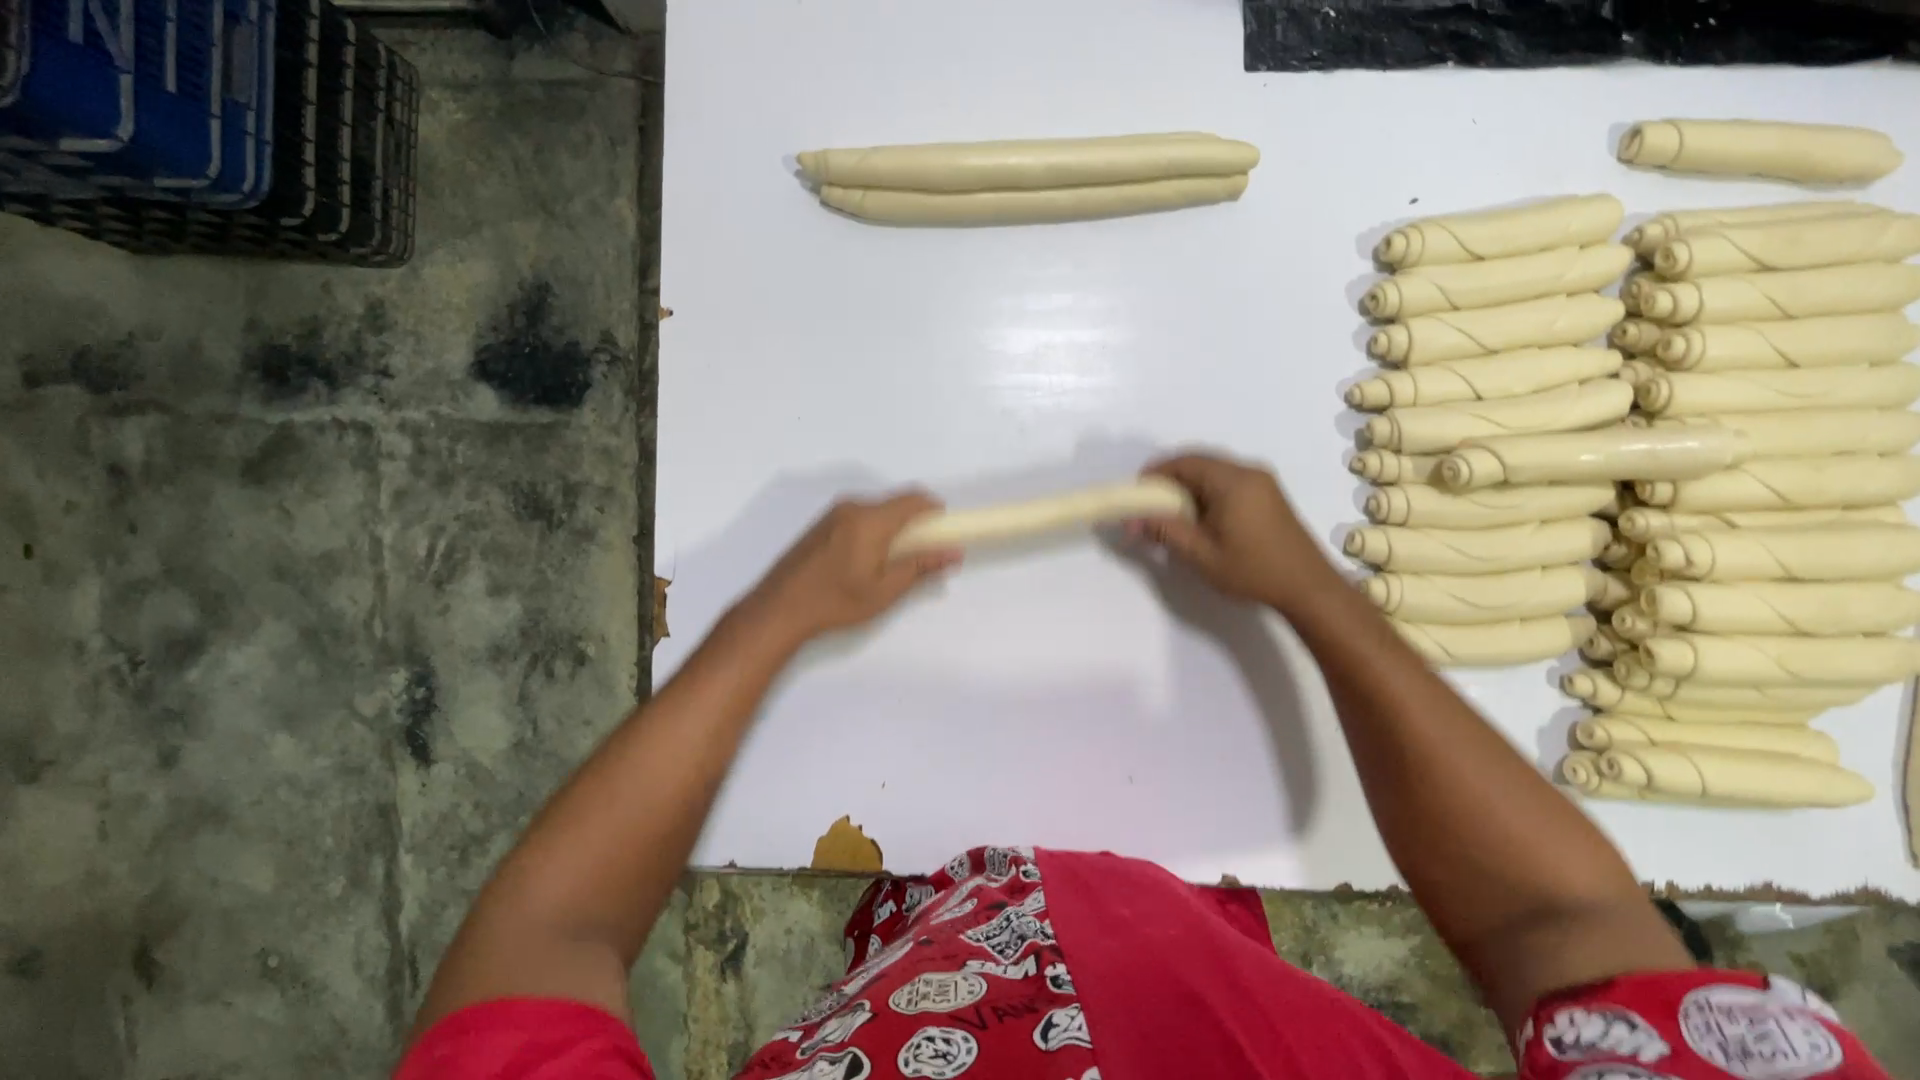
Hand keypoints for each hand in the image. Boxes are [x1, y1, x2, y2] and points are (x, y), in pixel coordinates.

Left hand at [737, 493, 959, 644]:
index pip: (914, 499)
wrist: (778, 608)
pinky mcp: (821, 524)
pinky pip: (858, 518)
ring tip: (889, 567)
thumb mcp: (884, 590)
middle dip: (915, 525)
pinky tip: (864, 564)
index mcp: (870, 520)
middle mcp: (852, 508)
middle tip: (920, 558)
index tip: (945, 534)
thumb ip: (921, 566)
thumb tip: (953, 552)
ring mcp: (833, 514)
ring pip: (877, 512)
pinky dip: (872, 532)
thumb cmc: (835, 602)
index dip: (936, 511)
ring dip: (892, 530)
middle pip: (896, 504)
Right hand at [1137, 453, 1344, 613]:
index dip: (1157, 472)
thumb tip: (1132, 520)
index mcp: (1232, 481)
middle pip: (1200, 462)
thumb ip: (1166, 531)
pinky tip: (1200, 517)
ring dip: (1189, 486)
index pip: (1185, 461)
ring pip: (1214, 472)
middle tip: (1150, 505)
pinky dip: (1207, 492)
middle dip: (1171, 479)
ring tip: (1171, 514)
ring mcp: (1262, 482)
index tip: (1137, 492)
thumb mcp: (1202, 555)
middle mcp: (1249, 471)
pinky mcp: (1269, 494)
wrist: (1308, 587)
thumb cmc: (1253, 570)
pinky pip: (1229, 482)